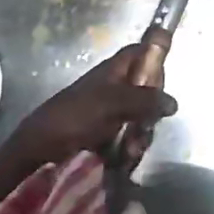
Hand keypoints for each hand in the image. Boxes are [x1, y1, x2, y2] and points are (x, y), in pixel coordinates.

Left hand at [0, 44, 176, 186]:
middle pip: (149, 90)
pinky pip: (132, 140)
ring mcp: (112, 114)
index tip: (160, 84)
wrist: (40, 152)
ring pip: (143, 119)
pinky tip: (124, 161)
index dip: (155, 61)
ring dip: (141, 136)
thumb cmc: (73, 116)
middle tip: (142, 127)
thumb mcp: (111, 102)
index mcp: (113, 70)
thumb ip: (144, 98)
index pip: (141, 53)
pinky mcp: (109, 139)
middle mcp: (115, 89)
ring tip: (129, 151)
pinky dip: (131, 150)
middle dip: (151, 111)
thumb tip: (173, 102)